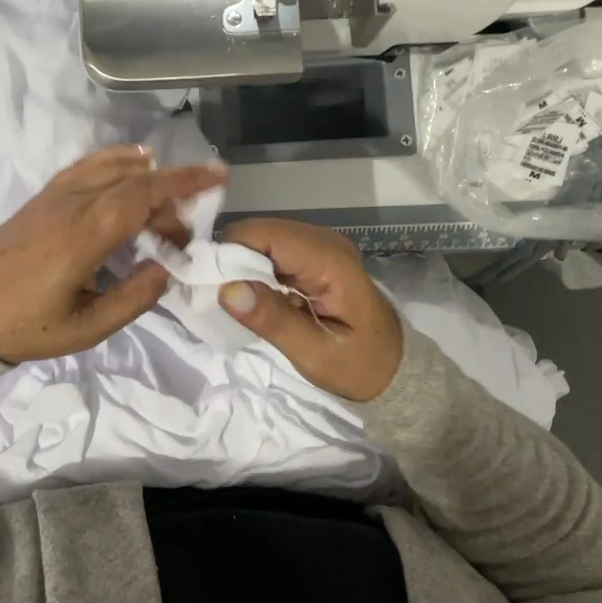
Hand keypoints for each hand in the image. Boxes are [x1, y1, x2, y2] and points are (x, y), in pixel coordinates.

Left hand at [0, 146, 227, 363]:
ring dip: (147, 175)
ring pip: (111, 166)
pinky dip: (117, 161)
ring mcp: (54, 195)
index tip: (218, 178)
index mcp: (82, 236)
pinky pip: (87, 166)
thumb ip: (134, 297)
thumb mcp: (87, 328)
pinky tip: (134, 166)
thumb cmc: (27, 326)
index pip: (141, 194)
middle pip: (133, 179)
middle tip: (182, 234)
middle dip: (171, 194)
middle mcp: (70, 204)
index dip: (183, 183)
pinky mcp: (43, 196)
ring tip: (168, 200)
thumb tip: (167, 266)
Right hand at [217, 218, 402, 401]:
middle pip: (259, 232)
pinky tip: (247, 295)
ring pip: (260, 239)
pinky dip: (251, 269)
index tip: (208, 284)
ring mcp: (317, 247)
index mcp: (329, 260)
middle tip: (215, 296)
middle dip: (230, 259)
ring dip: (238, 265)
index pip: (266, 235)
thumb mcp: (315, 354)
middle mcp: (322, 242)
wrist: (393, 371)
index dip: (230, 252)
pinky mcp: (310, 258)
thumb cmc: (358, 365)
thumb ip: (273, 320)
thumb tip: (227, 290)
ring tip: (228, 298)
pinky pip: (270, 251)